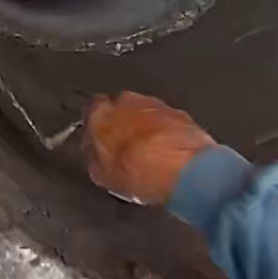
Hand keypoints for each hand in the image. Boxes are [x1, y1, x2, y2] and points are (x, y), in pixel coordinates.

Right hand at [84, 92, 215, 205]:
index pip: (90, 112)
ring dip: (144, 129)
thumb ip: (94, 158)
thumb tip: (96, 156)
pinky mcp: (179, 112)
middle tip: (124, 151)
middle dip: (120, 126)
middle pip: (118, 110)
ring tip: (150, 157)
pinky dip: (165, 133)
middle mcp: (125, 102)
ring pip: (142, 113)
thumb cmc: (142, 172)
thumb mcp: (103, 176)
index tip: (98, 144)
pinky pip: (165, 121)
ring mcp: (154, 105)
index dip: (95, 129)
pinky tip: (168, 155)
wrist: (187, 172)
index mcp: (100, 114)